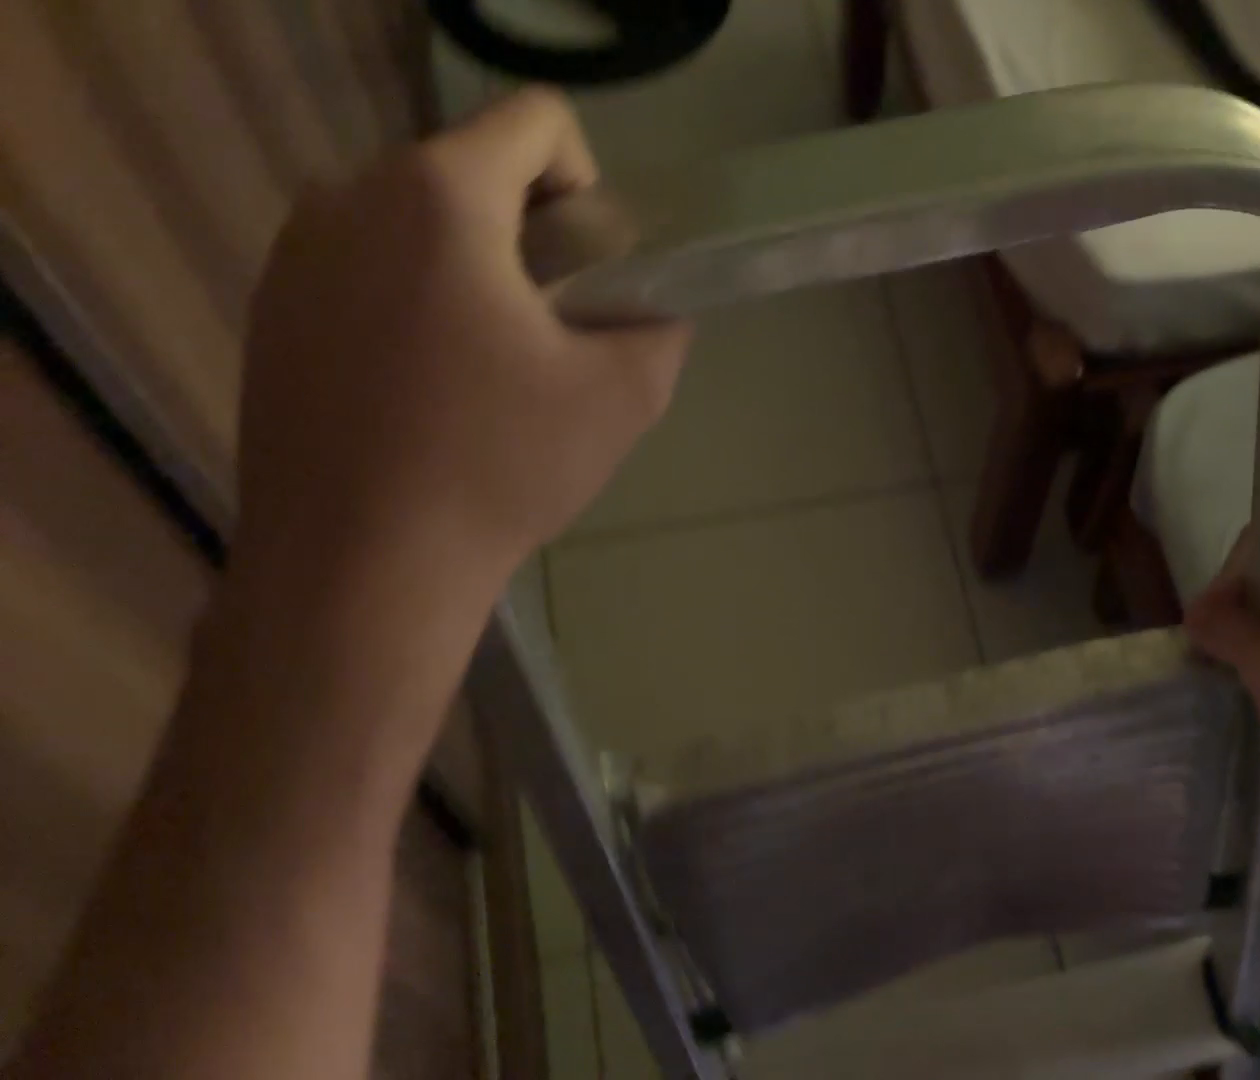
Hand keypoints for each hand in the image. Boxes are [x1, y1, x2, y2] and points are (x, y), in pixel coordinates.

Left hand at [236, 88, 688, 593]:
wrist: (361, 566)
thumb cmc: (500, 467)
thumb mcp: (626, 394)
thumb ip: (661, 323)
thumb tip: (653, 304)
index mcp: (440, 199)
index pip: (537, 120)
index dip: (589, 185)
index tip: (593, 274)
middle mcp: (351, 197)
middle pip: (475, 169)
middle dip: (533, 233)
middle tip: (554, 331)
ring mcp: (296, 252)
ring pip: (420, 219)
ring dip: (476, 267)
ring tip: (493, 366)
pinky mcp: (272, 307)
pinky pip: (370, 265)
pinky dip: (419, 299)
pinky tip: (432, 389)